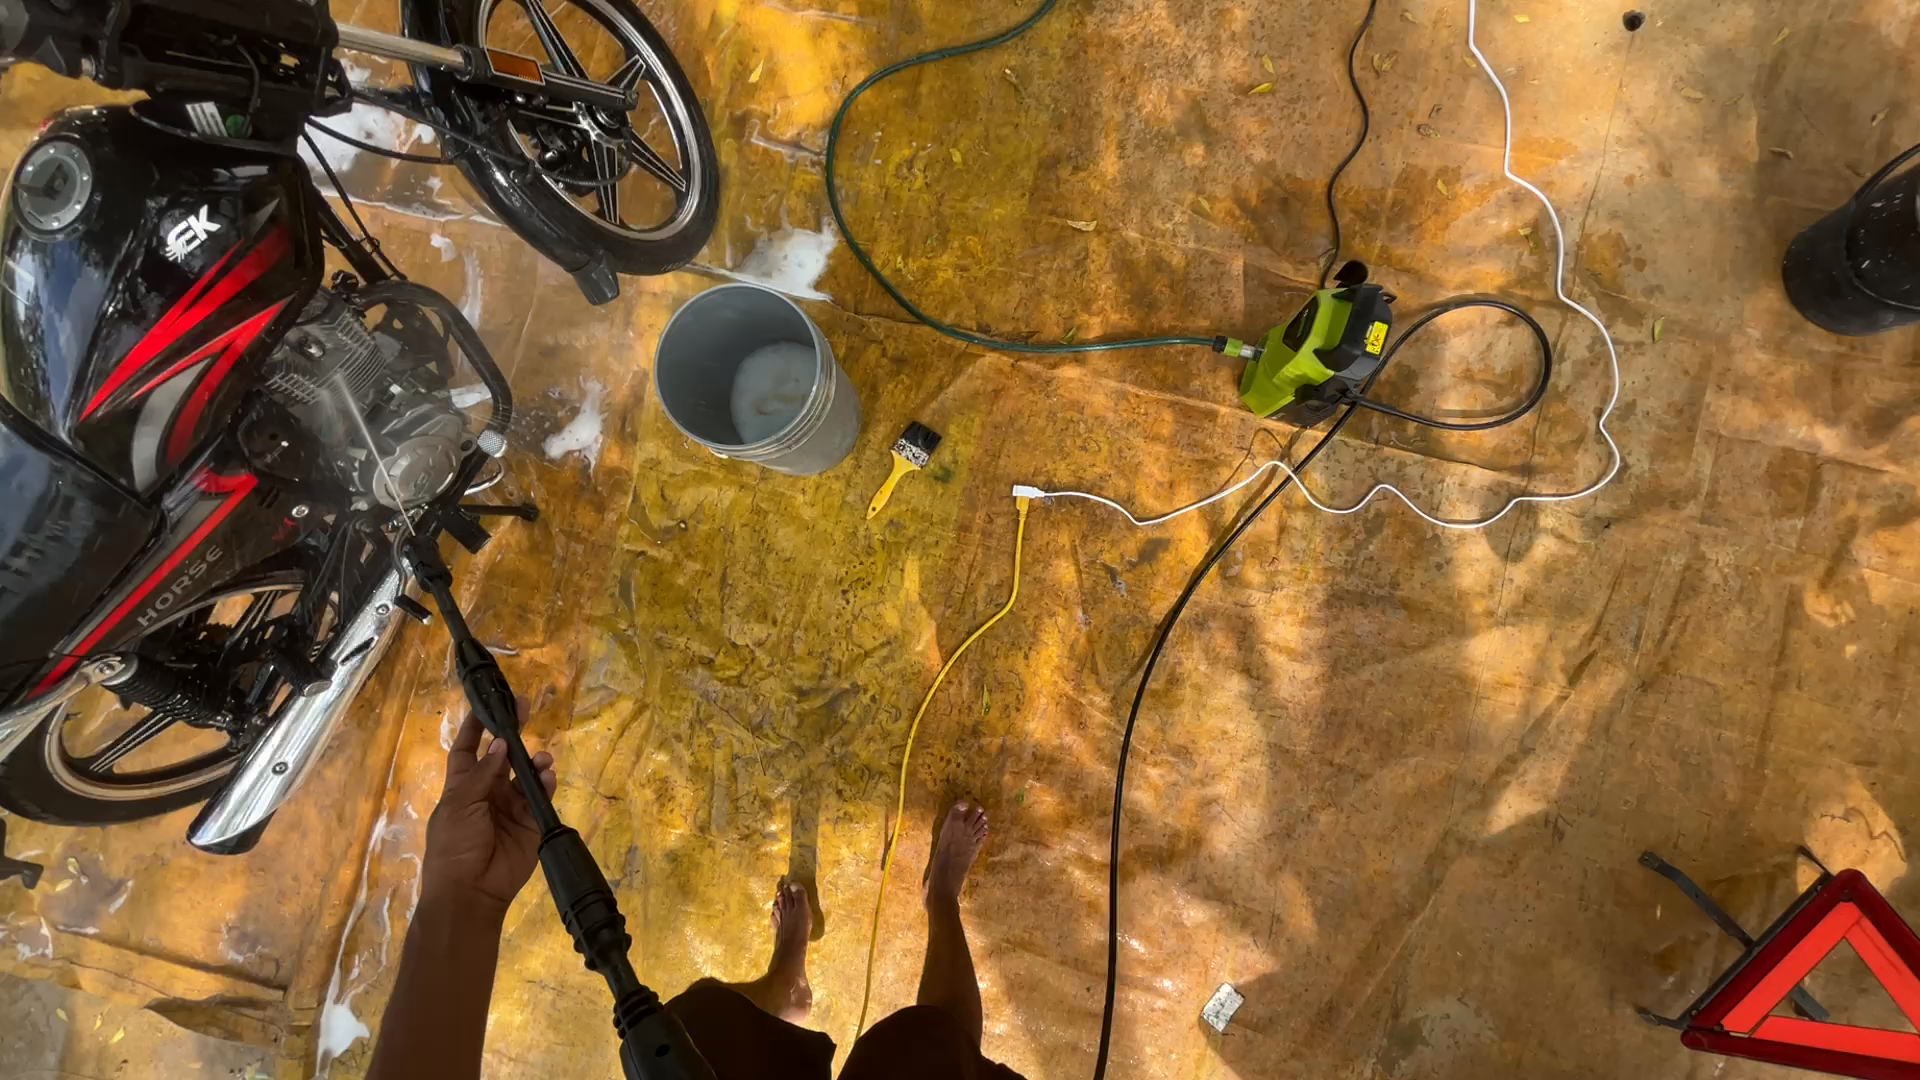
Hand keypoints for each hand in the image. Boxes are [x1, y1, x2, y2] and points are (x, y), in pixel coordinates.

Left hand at [424, 708, 556, 913]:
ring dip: (534, 760)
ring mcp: (512, 805)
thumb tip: (500, 744)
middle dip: (513, 732)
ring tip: (542, 759)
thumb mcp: (460, 807)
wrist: (471, 890)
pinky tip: (547, 777)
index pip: (468, 752)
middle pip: (502, 755)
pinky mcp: (532, 819)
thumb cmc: (454, 847)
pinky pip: (542, 794)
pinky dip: (546, 783)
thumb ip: (483, 775)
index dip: (475, 729)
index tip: (485, 705)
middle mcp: (489, 791)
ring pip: (526, 772)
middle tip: (527, 707)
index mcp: (463, 788)